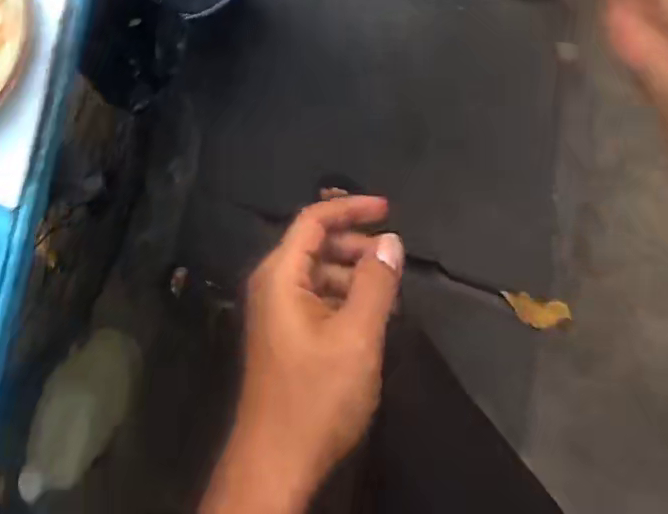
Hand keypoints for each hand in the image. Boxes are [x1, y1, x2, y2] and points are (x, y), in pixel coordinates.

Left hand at [202, 196, 403, 512]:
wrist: (276, 458)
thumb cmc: (316, 394)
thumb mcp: (356, 337)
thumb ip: (375, 285)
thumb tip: (391, 241)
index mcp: (280, 273)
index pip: (313, 221)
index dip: (350, 209)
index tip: (388, 208)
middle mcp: (272, 282)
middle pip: (314, 244)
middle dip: (354, 243)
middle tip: (395, 256)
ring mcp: (276, 308)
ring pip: (317, 273)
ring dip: (352, 273)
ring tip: (390, 291)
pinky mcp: (284, 332)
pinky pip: (315, 298)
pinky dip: (343, 297)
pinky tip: (371, 316)